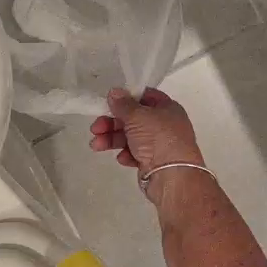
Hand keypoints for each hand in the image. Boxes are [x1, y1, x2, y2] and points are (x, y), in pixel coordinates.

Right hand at [89, 88, 204, 196]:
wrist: (172, 175)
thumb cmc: (157, 138)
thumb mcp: (137, 116)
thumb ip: (123, 104)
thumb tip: (114, 92)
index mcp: (166, 108)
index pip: (145, 96)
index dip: (126, 98)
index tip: (109, 102)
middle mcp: (164, 124)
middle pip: (133, 119)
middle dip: (111, 123)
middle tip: (95, 128)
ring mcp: (158, 144)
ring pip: (130, 137)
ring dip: (112, 139)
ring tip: (96, 145)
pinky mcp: (152, 161)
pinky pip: (135, 153)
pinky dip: (126, 154)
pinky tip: (123, 159)